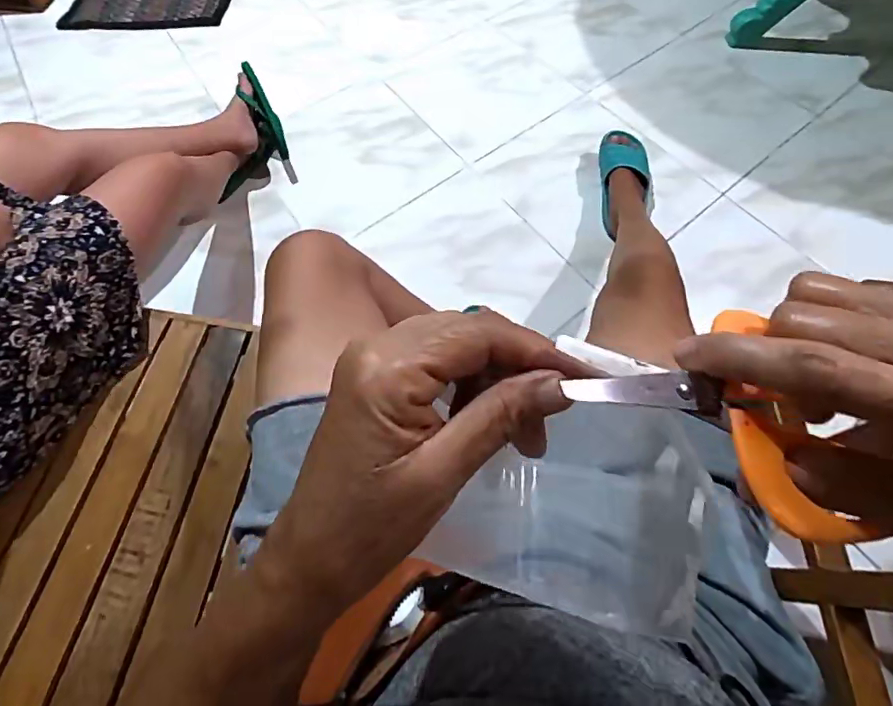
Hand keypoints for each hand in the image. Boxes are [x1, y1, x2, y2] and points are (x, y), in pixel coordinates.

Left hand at [257, 310, 590, 613]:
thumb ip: (501, 415)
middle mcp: (378, 344)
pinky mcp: (376, 372)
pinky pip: (438, 359)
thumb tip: (561, 382)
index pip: (478, 333)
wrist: (309, 561)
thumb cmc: (370, 529)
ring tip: (526, 430)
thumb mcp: (443, 473)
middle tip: (555, 412)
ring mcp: (374, 355)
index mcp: (388, 366)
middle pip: (469, 331)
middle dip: (519, 364)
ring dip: (498, 376)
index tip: (584, 376)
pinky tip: (490, 416)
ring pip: (457, 343)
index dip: (536, 349)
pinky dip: (472, 382)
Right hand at [675, 272, 892, 594]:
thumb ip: (841, 477)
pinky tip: (858, 360)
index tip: (689, 354)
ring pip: (830, 290)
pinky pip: (864, 291)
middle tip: (785, 400)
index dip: (738, 355)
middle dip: (770, 348)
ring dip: (798, 328)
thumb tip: (777, 443)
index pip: (812, 365)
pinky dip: (834, 318)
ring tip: (821, 377)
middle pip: (810, 316)